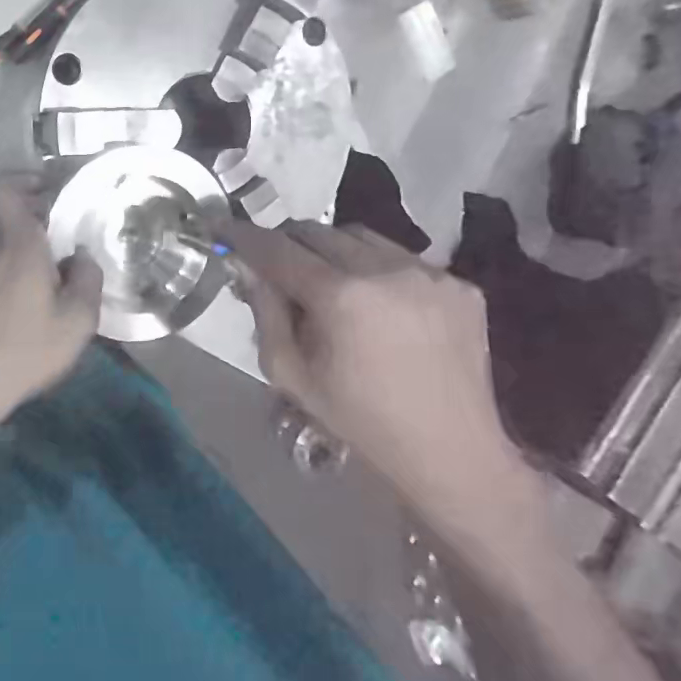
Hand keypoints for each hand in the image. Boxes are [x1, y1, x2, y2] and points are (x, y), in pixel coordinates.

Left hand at [0, 182, 103, 423]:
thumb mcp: (78, 320)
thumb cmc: (27, 348)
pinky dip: (14, 279)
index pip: (9, 192)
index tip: (50, 190)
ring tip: (54, 289)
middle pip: (15, 224)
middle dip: (42, 233)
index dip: (26, 182)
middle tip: (70, 254)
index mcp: (18, 245)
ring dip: (28, 261)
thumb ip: (88, 279)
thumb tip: (83, 258)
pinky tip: (29, 310)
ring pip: (6, 251)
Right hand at [221, 218, 522, 506]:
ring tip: (332, 286)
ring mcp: (428, 274)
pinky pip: (401, 258)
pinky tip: (381, 307)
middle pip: (317, 231)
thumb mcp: (291, 375)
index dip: (244, 236)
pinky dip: (377, 270)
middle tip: (278, 267)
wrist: (452, 454)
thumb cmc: (360, 421)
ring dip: (334, 251)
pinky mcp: (459, 284)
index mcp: (341, 297)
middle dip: (289, 243)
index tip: (222, 227)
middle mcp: (386, 271)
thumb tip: (250, 268)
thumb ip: (264, 312)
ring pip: (360, 236)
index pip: (277, 249)